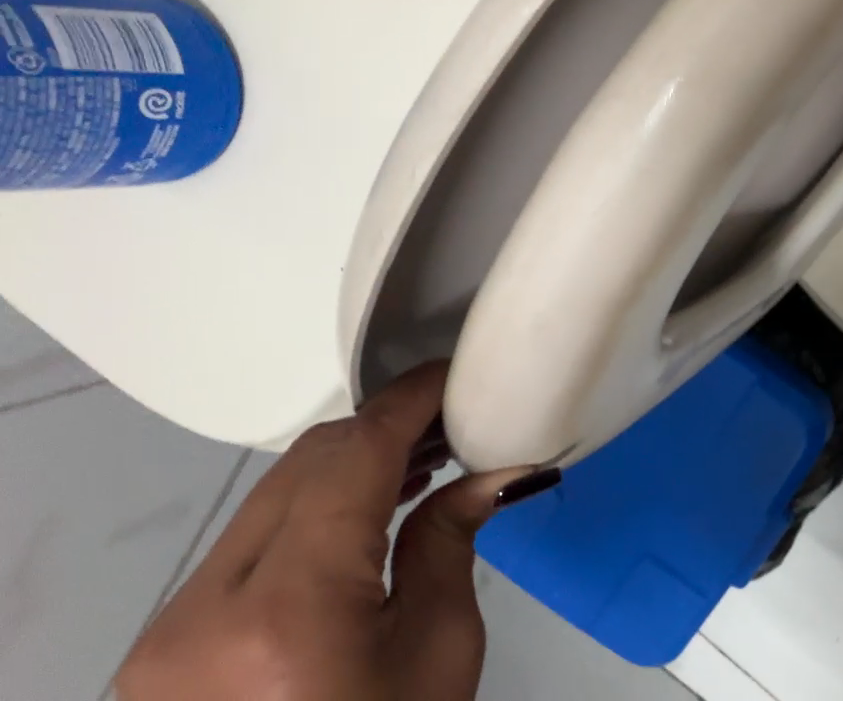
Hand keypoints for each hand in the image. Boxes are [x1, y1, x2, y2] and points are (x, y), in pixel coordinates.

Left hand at [116, 362, 545, 700]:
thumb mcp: (440, 648)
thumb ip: (450, 543)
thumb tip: (494, 471)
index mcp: (290, 605)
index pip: (351, 458)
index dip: (406, 403)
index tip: (452, 375)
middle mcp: (206, 606)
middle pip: (303, 465)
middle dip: (383, 428)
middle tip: (453, 420)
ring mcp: (171, 626)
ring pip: (272, 495)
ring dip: (349, 464)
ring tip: (424, 458)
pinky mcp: (166, 641)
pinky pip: (250, 540)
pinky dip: (315, 507)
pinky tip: (368, 509)